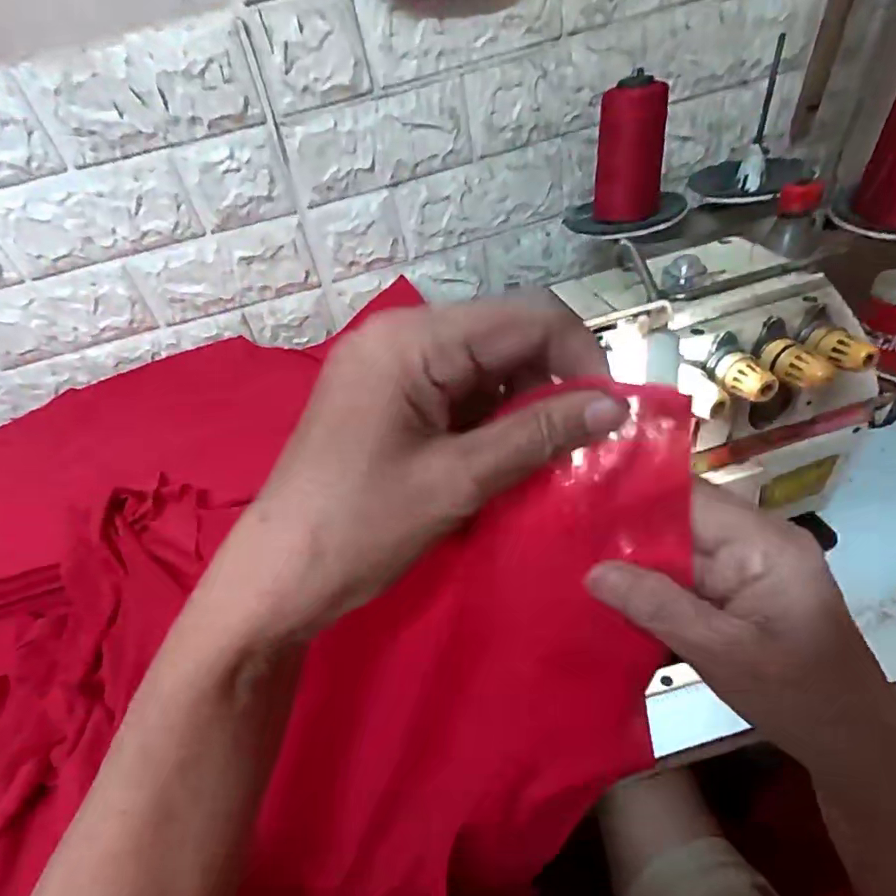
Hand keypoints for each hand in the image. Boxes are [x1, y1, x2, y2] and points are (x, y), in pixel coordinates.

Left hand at [208, 300, 625, 639]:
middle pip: (508, 337)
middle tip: (581, 444)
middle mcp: (402, 337)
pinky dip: (493, 423)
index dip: (580, 358)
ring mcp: (392, 368)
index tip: (611, 414)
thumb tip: (615, 406)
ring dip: (525, 409)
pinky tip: (503, 461)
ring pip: (488, 369)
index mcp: (413, 340)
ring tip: (542, 460)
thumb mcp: (458, 480)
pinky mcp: (390, 400)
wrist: (280, 578)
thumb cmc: (361, 527)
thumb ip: (538, 434)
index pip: (527, 317)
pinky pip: (460, 395)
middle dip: (553, 385)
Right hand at [586, 483, 895, 766]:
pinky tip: (617, 600)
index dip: (634, 499)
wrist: (851, 741)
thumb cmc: (797, 696)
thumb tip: (593, 571)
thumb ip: (658, 607)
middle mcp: (758, 542)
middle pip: (682, 522)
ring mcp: (750, 569)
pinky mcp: (742, 595)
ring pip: (682, 553)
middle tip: (567, 544)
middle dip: (628, 536)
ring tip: (578, 568)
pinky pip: (692, 580)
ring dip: (639, 566)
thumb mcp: (722, 652)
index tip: (578, 508)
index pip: (690, 497)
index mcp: (764, 542)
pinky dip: (658, 591)